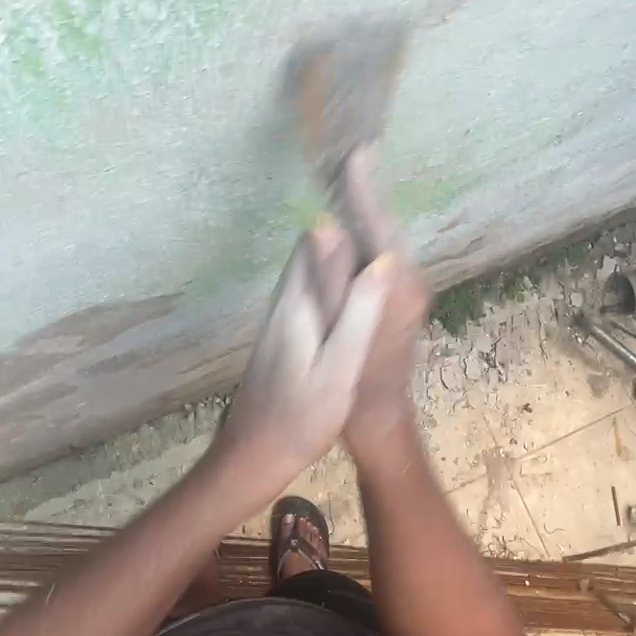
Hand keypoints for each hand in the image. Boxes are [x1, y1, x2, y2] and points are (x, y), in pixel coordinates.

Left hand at [214, 224, 393, 491]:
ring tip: (370, 233)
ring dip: (333, 249)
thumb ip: (357, 314)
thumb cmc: (302, 416)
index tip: (366, 182)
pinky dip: (328, 275)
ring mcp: (279, 317)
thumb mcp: (339, 368)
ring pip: (307, 267)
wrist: (254, 453)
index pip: (318, 239)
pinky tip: (349, 285)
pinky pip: (308, 287)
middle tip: (373, 198)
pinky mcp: (282, 333)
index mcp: (299, 302)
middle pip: (309, 247)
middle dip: (339, 224)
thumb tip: (381, 261)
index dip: (342, 211)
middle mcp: (284, 300)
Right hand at [323, 151, 431, 463]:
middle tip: (345, 158)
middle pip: (383, 228)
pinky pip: (380, 258)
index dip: (364, 189)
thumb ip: (331, 278)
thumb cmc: (353, 382)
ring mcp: (410, 292)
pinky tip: (344, 229)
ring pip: (383, 242)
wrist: (380, 421)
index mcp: (396, 287)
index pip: (378, 226)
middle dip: (364, 194)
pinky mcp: (402, 300)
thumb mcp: (335, 330)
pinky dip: (364, 239)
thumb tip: (321, 225)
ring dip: (363, 214)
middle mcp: (411, 283)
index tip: (359, 152)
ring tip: (340, 182)